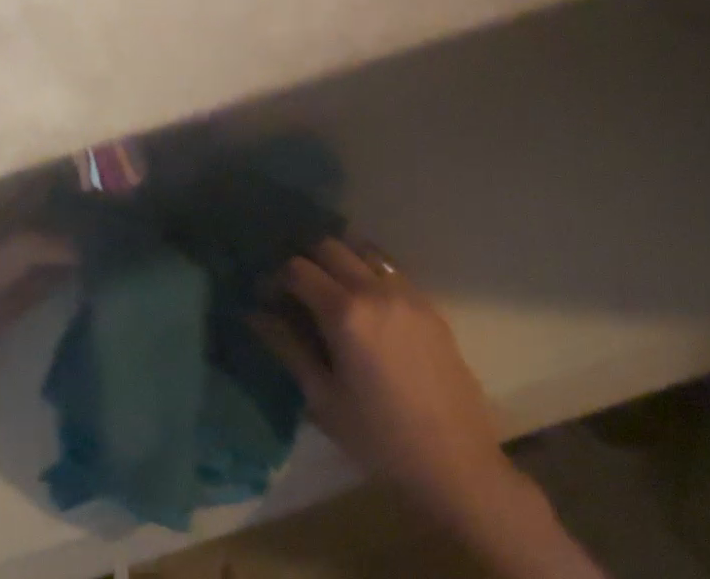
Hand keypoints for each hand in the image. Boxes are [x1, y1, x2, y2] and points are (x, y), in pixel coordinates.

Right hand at [250, 238, 529, 526]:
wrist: (455, 463)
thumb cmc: (378, 437)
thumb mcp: (322, 398)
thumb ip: (286, 347)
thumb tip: (254, 314)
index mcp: (345, 312)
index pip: (297, 269)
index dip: (275, 279)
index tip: (266, 299)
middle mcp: (377, 290)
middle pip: (330, 247)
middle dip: (306, 262)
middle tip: (295, 294)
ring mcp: (409, 295)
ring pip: (364, 251)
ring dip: (340, 261)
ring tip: (329, 293)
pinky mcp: (431, 307)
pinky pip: (391, 271)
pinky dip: (369, 273)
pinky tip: (365, 308)